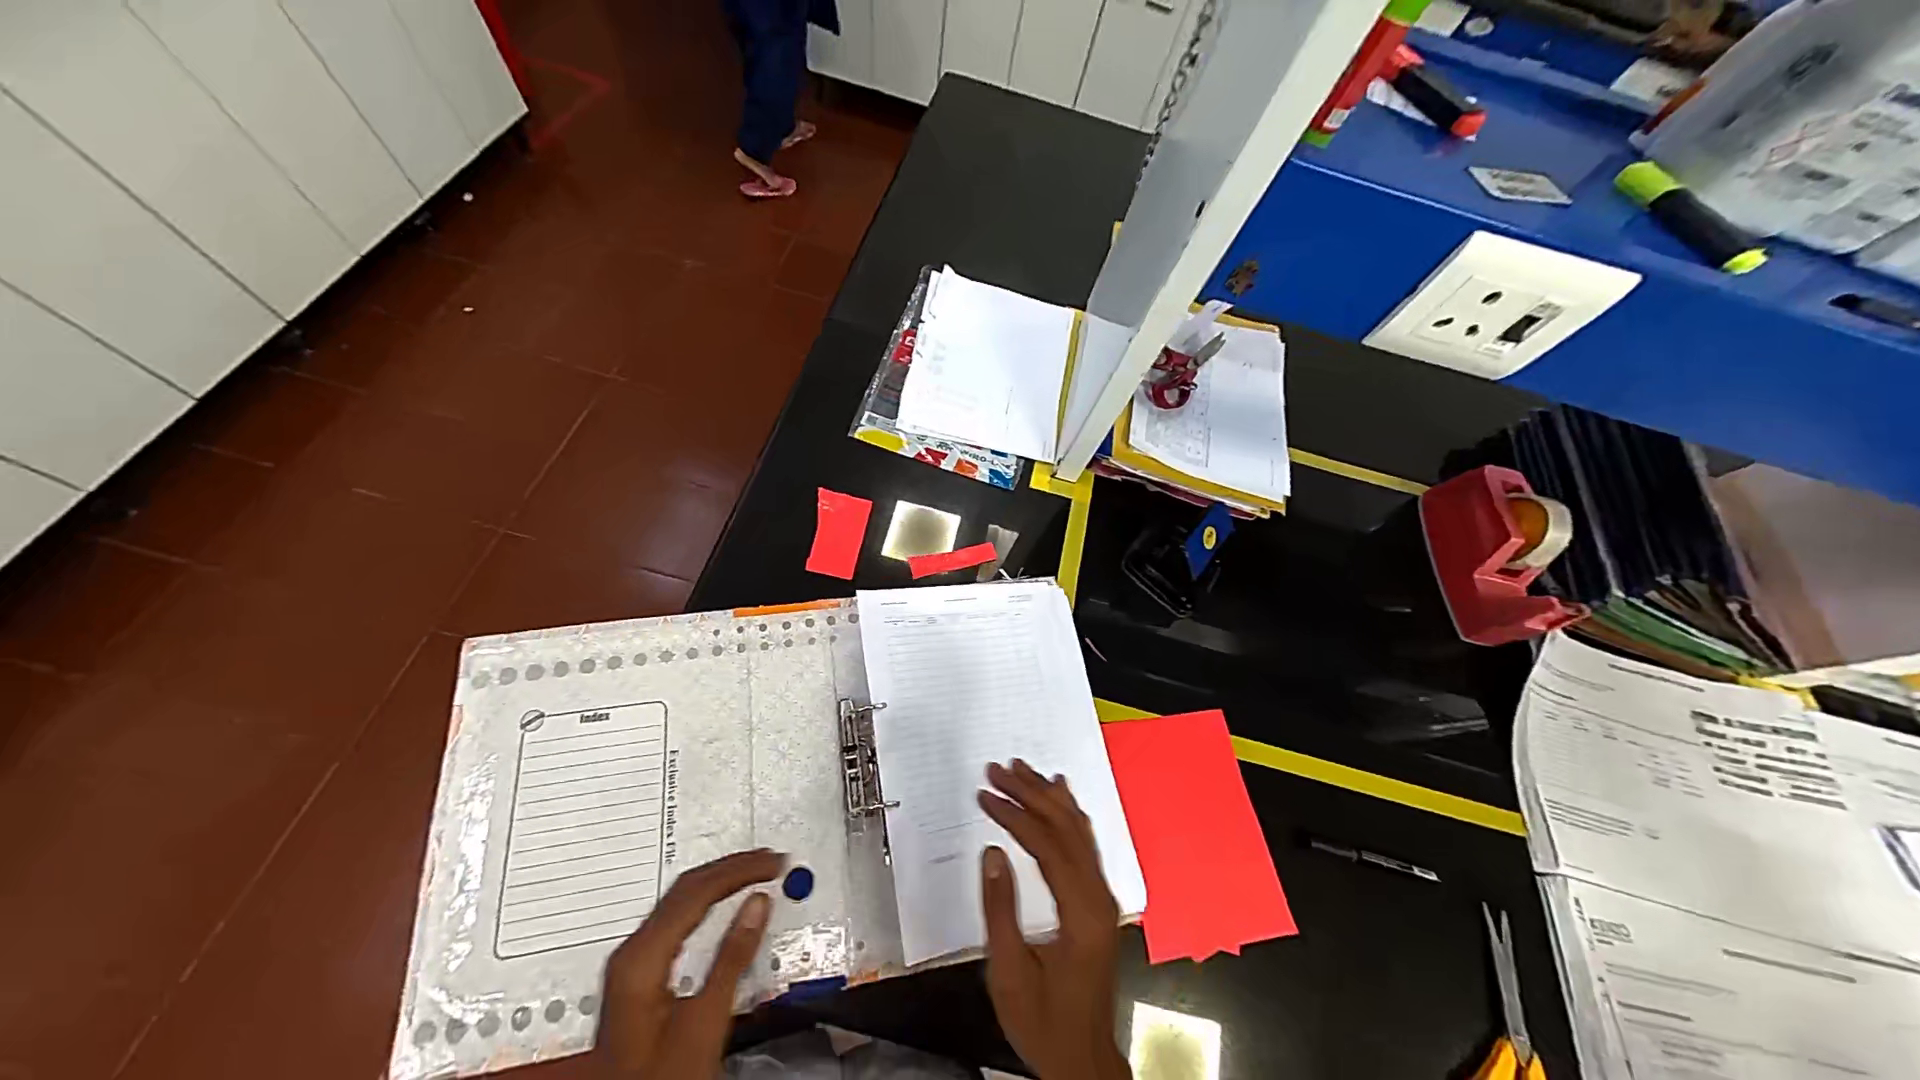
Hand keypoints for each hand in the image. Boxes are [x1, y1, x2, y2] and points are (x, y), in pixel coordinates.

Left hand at [595, 849, 783, 1077]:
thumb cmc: (660, 1079)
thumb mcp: (705, 1022)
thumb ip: (733, 957)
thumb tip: (757, 904)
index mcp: (642, 958)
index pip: (696, 892)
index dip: (739, 871)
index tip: (772, 863)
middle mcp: (632, 953)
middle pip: (685, 888)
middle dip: (731, 868)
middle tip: (770, 860)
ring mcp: (632, 963)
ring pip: (680, 899)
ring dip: (720, 879)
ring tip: (754, 869)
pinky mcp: (640, 974)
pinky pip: (677, 917)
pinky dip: (707, 900)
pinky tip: (724, 899)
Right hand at [976, 760, 1129, 1079]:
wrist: (1082, 1055)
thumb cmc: (1044, 1020)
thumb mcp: (1010, 972)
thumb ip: (1001, 909)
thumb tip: (992, 853)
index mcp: (1081, 912)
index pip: (1047, 845)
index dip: (1013, 815)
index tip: (986, 795)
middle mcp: (1099, 897)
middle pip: (1065, 828)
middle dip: (1030, 794)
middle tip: (999, 770)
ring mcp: (1103, 897)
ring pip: (1079, 832)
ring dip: (1049, 798)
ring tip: (1024, 771)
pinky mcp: (1099, 902)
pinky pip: (1085, 845)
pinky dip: (1069, 815)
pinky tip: (1061, 798)